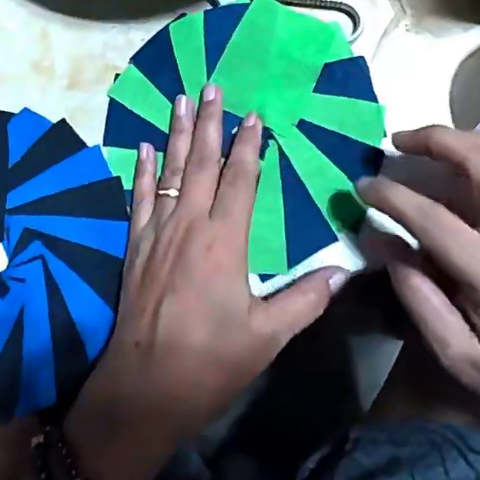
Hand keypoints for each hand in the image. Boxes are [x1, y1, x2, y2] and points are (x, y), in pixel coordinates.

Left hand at [66, 84, 347, 479]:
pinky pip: (139, 199)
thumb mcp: (267, 337)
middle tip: (212, 86)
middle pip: (202, 164)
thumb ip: (306, 299)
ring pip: (170, 173)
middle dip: (209, 123)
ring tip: (181, 100)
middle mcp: (189, 227)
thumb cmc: (210, 362)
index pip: (240, 180)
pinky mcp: (134, 249)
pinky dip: (143, 172)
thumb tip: (344, 270)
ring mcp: (157, 235)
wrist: (141, 392)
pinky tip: (143, 149)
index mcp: (224, 241)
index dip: (248, 146)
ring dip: (176, 134)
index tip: (253, 114)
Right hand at [358, 127, 479, 433]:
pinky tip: (463, 148)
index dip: (397, 199)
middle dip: (442, 143)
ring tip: (427, 136)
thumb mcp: (455, 354)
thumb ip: (417, 296)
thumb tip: (380, 241)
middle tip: (398, 140)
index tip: (363, 185)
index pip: (439, 223)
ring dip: (468, 137)